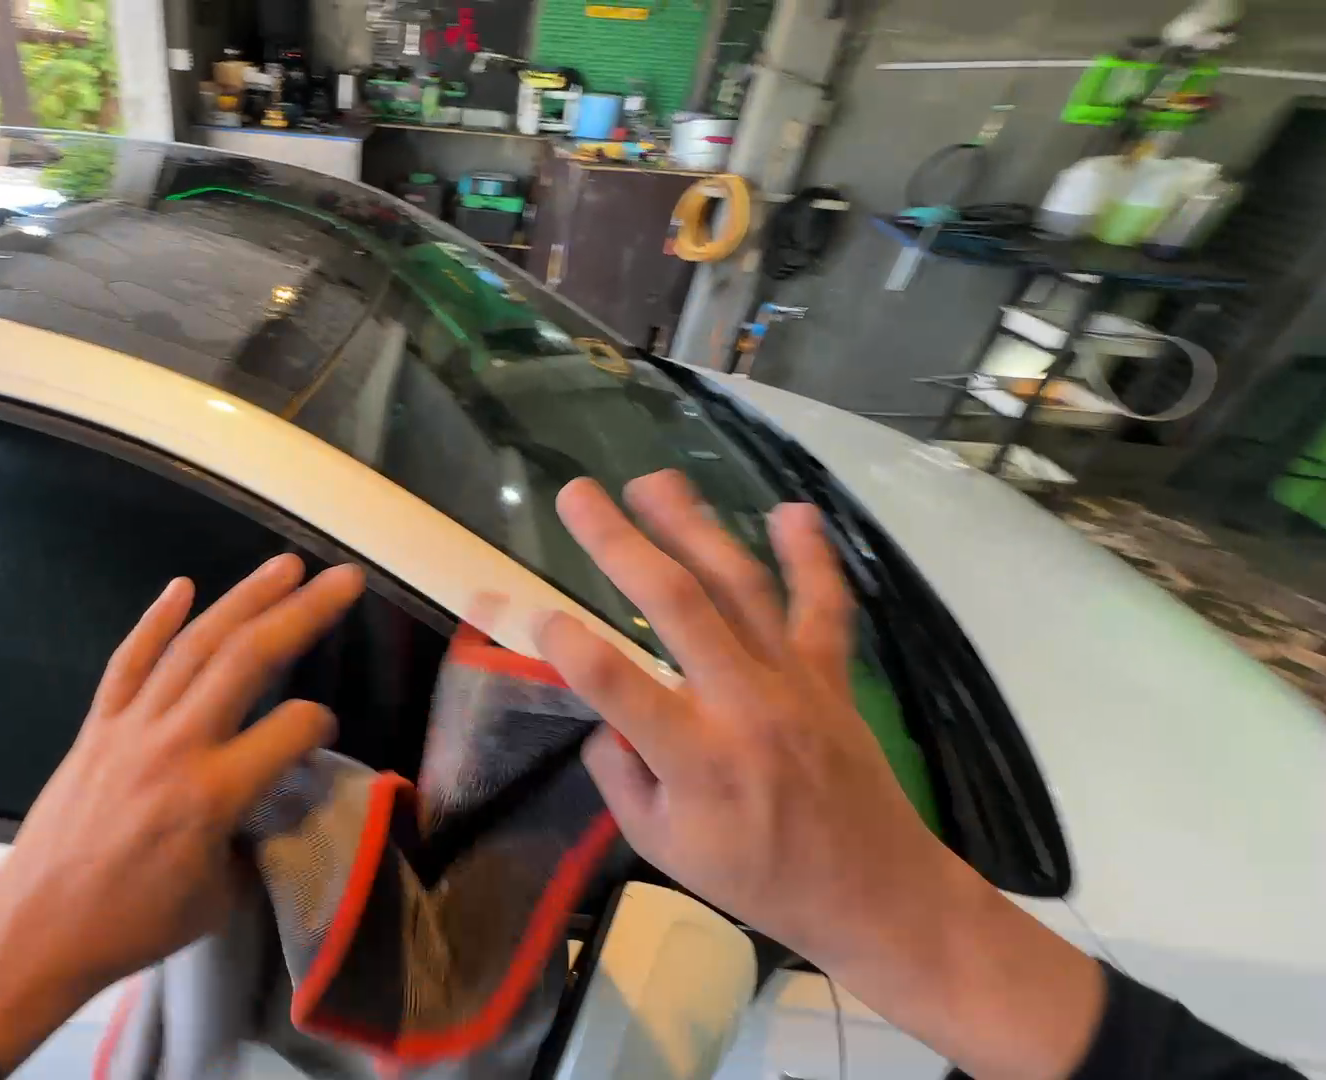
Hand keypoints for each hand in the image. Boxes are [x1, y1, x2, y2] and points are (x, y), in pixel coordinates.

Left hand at [0, 554, 364, 1070]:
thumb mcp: (220, 897)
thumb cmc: (134, 924)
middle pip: (247, 660)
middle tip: (344, 579)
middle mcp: (176, 744)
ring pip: (195, 646)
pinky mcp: (99, 723)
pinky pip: (128, 661)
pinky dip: (156, 620)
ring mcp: (132, 725)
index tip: (324, 730)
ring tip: (286, 566)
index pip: (290, 730)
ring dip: (245, 598)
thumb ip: (260, 840)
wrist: (34, 930)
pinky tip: (182, 585)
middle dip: (303, 612)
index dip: (320, 723)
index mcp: (211, 795)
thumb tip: (281, 799)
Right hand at [535, 471, 1102, 1079]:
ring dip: (692, 526)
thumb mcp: (661, 848)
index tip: (535, 614)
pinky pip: (822, 606)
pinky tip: (789, 510)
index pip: (616, 685)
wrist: (878, 896)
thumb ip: (619, 776)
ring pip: (739, 587)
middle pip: (676, 605)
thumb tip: (604, 716)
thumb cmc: (758, 878)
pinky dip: (809, 556)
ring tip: (652, 481)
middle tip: (576, 494)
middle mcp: (743, 704)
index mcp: (695, 758)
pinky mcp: (829, 675)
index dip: (569, 645)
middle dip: (618, 542)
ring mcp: (793, 680)